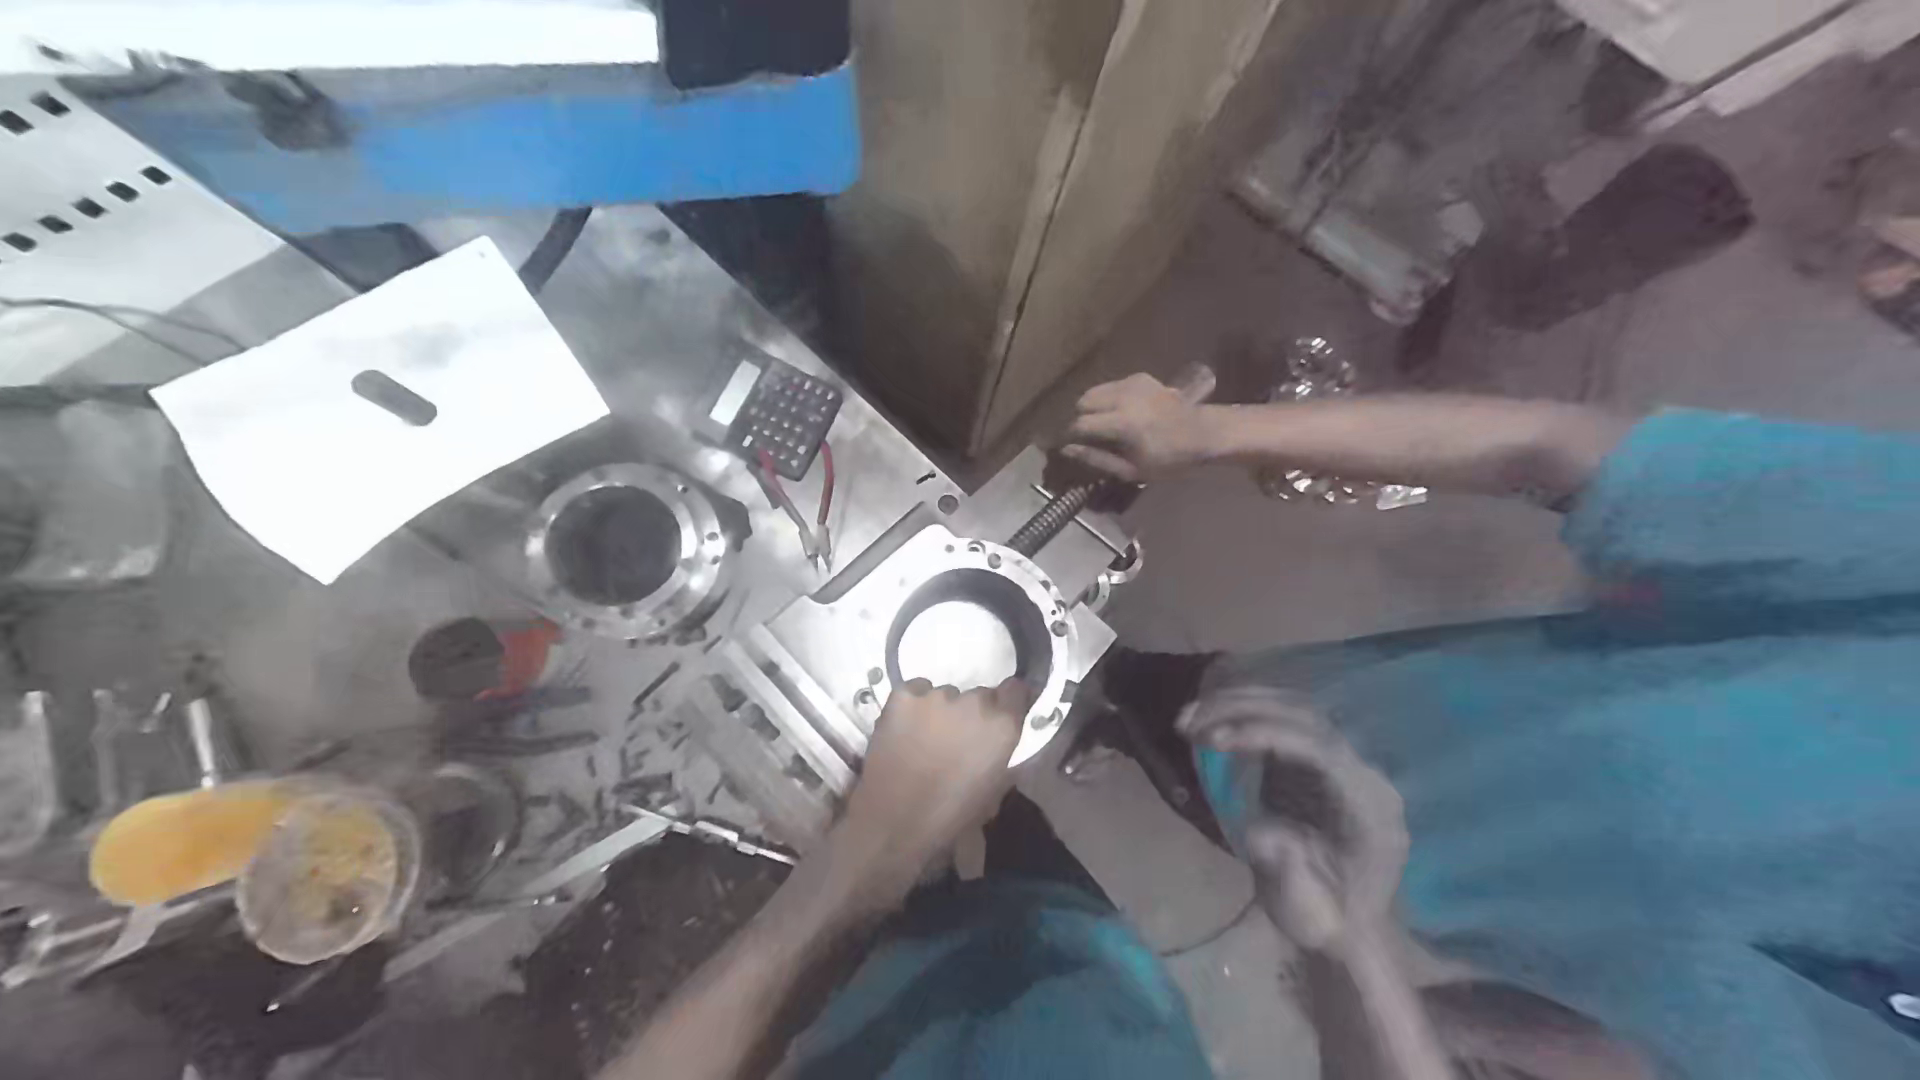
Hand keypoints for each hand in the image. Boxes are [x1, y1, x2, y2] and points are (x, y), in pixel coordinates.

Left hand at [839, 678, 1031, 894]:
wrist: (894, 821)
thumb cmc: (950, 815)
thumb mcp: (993, 790)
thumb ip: (1001, 755)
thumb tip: (998, 742)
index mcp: (1002, 726)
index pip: (1016, 690)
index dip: (1008, 701)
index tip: (1000, 713)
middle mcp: (974, 701)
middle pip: (979, 694)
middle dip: (971, 712)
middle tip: (956, 737)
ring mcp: (937, 694)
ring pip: (945, 695)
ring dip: (941, 711)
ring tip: (925, 739)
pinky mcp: (904, 694)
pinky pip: (916, 691)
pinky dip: (913, 706)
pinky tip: (905, 730)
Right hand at [1063, 373, 1216, 481]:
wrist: (1205, 434)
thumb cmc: (1170, 460)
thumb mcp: (1132, 470)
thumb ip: (1097, 459)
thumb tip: (1068, 450)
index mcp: (1123, 422)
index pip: (1080, 424)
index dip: (1069, 436)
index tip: (1065, 446)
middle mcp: (1124, 396)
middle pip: (1082, 402)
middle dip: (1079, 419)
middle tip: (1085, 437)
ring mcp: (1132, 383)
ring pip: (1094, 391)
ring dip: (1091, 408)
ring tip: (1099, 425)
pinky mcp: (1139, 377)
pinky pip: (1110, 386)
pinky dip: (1106, 399)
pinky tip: (1117, 414)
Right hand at [1181, 689, 1407, 952]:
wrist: (1339, 923)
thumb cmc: (1325, 919)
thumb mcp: (1309, 912)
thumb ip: (1291, 874)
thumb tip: (1262, 834)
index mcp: (1369, 805)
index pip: (1320, 746)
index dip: (1266, 733)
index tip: (1215, 738)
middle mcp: (1360, 771)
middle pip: (1302, 716)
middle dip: (1241, 710)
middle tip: (1188, 722)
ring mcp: (1338, 760)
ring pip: (1289, 707)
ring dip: (1234, 704)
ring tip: (1188, 718)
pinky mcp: (1312, 758)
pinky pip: (1278, 717)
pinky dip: (1238, 712)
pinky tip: (1204, 718)